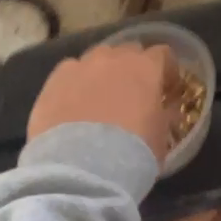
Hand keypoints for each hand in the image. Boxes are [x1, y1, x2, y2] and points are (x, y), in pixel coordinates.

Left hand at [27, 43, 175, 161]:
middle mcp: (116, 58)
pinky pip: (69, 71)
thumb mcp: (161, 136)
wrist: (80, 170)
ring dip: (102, 72)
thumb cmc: (132, 152)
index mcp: (148, 67)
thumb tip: (166, 109)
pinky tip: (71, 103)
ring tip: (98, 98)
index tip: (166, 89)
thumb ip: (164, 115)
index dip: (166, 71)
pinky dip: (74, 82)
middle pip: (129, 51)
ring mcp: (83, 66)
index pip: (163, 54)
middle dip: (133, 68)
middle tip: (131, 93)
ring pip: (98, 58)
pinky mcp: (55, 80)